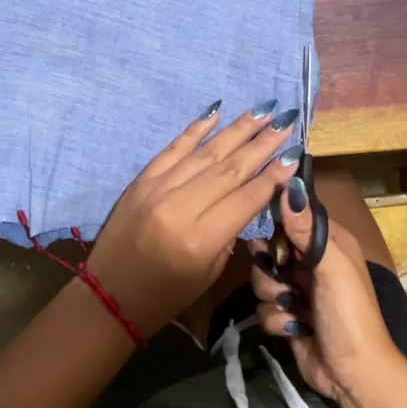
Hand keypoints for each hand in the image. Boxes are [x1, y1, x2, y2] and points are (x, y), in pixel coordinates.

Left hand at [86, 101, 302, 337]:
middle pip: (230, 168)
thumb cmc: (167, 295)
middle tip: (287, 120)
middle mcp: (180, 207)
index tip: (296, 151)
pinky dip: (196, 129)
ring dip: (238, 129)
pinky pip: (173, 148)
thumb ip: (232, 229)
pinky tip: (217, 112)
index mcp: (201, 239)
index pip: (247, 197)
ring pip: (206, 152)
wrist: (109, 296)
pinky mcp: (141, 180)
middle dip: (263, 143)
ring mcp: (158, 189)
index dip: (275, 174)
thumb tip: (255, 191)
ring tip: (264, 111)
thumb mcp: (210, 271)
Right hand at [249, 177, 401, 402]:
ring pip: (262, 279)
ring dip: (273, 296)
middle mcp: (312, 261)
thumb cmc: (350, 314)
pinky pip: (263, 307)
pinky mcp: (287, 316)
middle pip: (270, 247)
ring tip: (293, 308)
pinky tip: (295, 329)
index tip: (260, 228)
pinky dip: (276, 320)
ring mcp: (298, 289)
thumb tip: (289, 185)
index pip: (293, 214)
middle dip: (269, 265)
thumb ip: (308, 230)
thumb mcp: (332, 267)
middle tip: (279, 275)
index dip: (274, 218)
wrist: (353, 375)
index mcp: (329, 241)